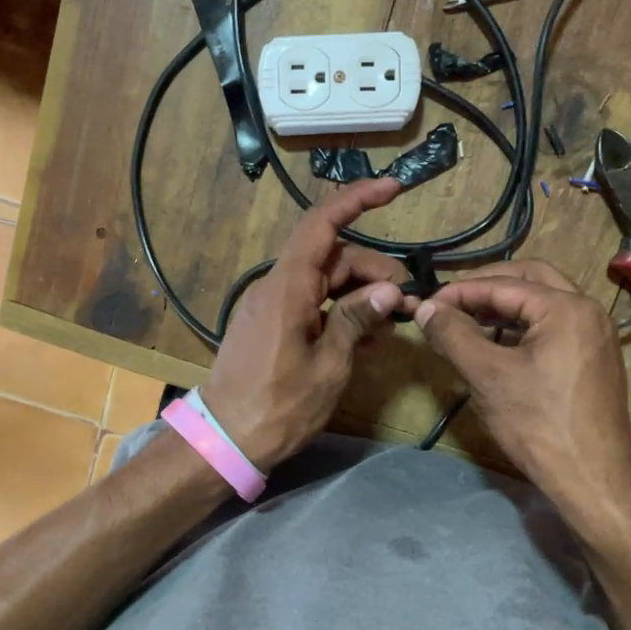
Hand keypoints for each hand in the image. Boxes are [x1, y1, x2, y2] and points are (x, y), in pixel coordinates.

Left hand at [200, 178, 408, 467]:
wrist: (226, 440)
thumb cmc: (279, 407)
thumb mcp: (328, 367)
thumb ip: (355, 322)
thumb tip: (388, 292)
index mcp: (288, 288)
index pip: (322, 224)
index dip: (357, 200)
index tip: (393, 189)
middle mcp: (276, 288)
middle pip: (331, 258)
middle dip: (372, 272)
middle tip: (403, 306)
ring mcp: (270, 308)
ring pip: (322, 282)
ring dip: (358, 296)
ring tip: (387, 328)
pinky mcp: (269, 327)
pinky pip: (309, 305)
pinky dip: (337, 312)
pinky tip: (361, 339)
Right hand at [414, 261, 630, 516]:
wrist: (592, 478)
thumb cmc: (538, 425)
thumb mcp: (488, 377)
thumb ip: (454, 336)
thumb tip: (426, 308)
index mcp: (567, 308)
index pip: (504, 284)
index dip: (460, 291)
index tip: (427, 304)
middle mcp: (588, 312)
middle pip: (531, 281)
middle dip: (487, 288)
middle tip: (450, 302)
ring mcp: (596, 338)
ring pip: (544, 306)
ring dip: (504, 308)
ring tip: (466, 324)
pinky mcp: (593, 363)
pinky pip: (554, 330)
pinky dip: (522, 330)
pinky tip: (496, 349)